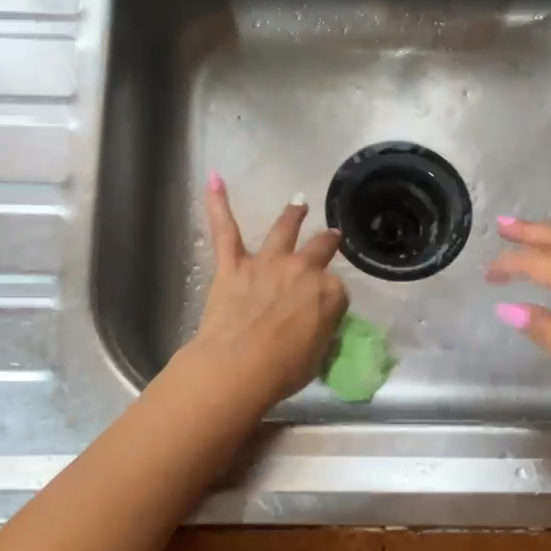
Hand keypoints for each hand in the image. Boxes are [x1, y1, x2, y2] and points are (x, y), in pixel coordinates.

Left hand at [175, 172, 348, 411]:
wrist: (240, 366)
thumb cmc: (283, 370)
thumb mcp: (318, 356)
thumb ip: (320, 333)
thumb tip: (316, 326)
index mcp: (329, 294)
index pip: (337, 291)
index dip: (331, 300)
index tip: (327, 309)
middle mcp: (302, 270)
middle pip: (319, 250)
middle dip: (326, 243)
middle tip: (331, 237)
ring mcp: (267, 263)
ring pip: (283, 230)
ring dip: (292, 215)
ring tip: (298, 204)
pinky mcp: (233, 265)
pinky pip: (225, 229)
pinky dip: (218, 204)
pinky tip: (214, 179)